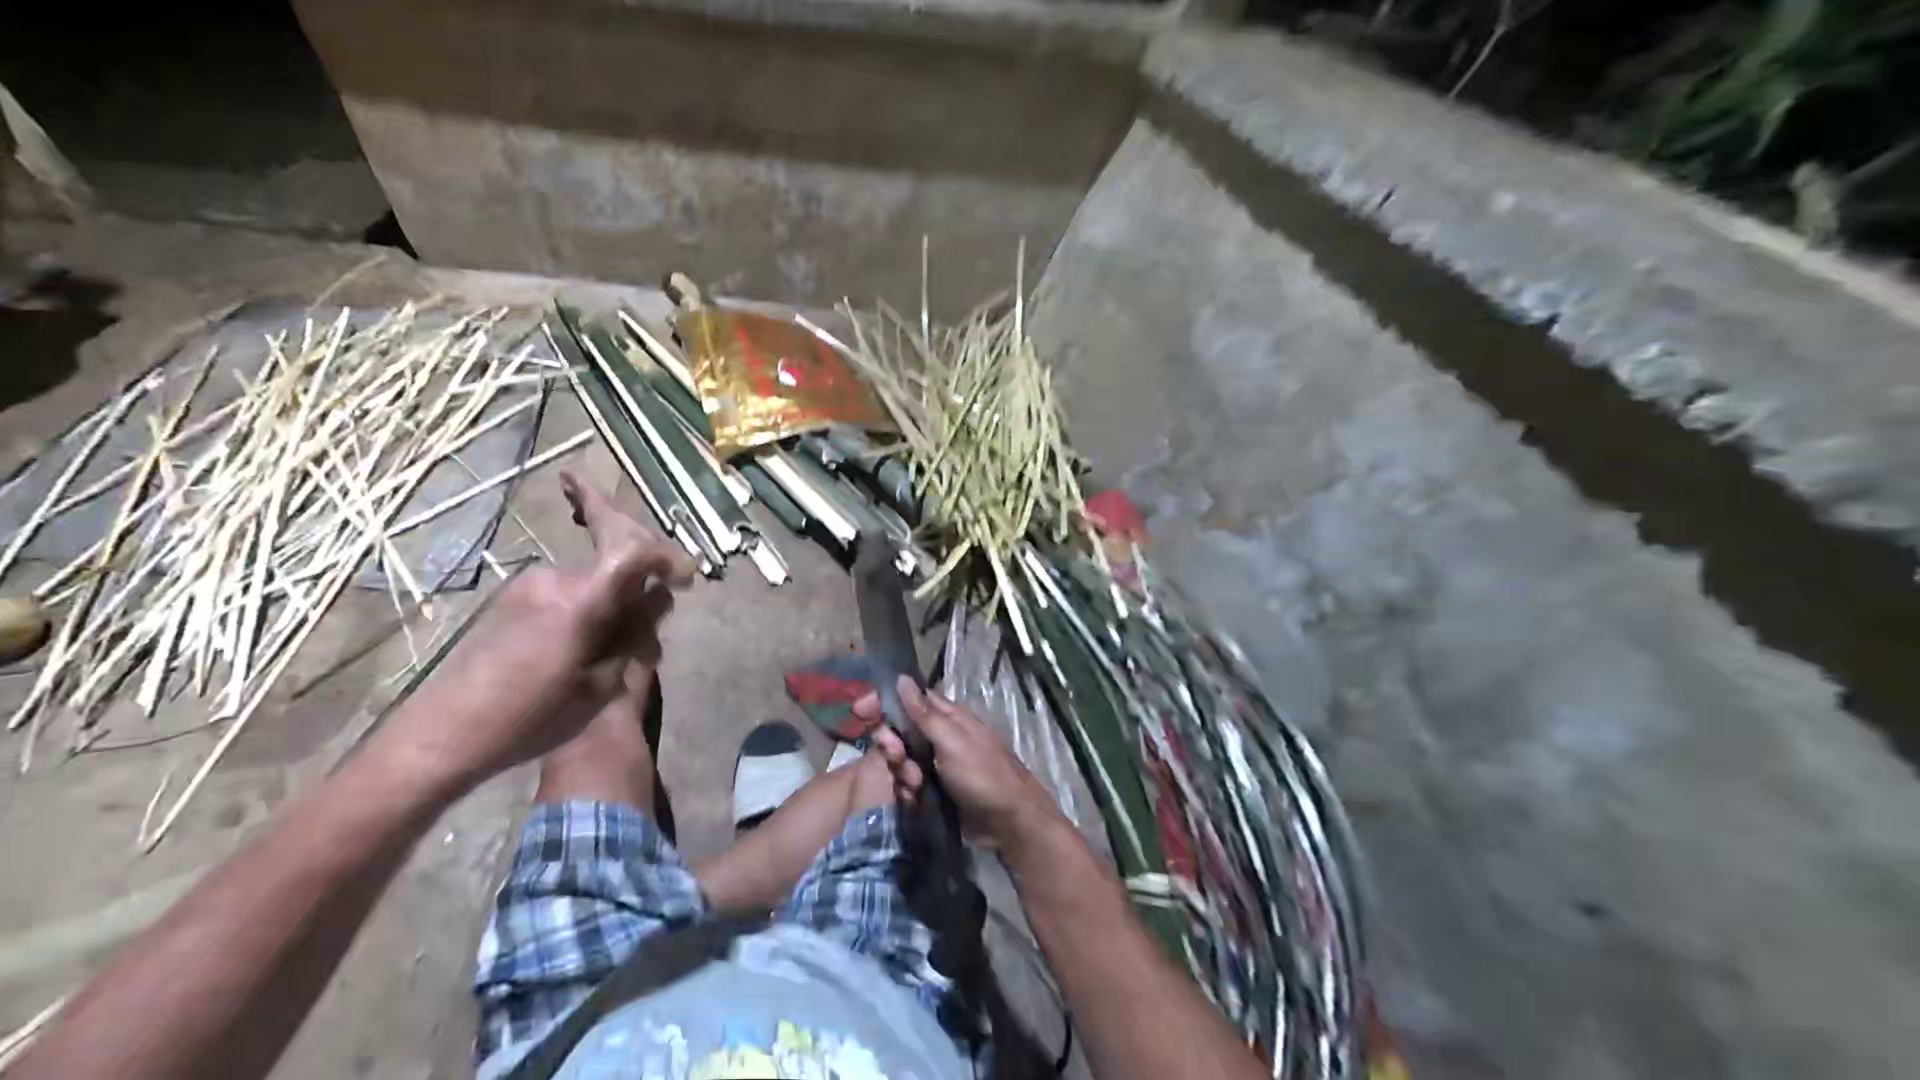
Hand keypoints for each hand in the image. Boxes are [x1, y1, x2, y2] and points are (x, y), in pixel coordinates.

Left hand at [372, 472, 693, 794]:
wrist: (441, 733)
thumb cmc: (529, 719)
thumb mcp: (600, 686)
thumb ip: (633, 635)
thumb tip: (658, 599)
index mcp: (579, 601)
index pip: (632, 551)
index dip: (666, 557)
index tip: (685, 578)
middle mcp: (553, 581)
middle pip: (615, 559)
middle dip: (645, 576)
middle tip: (657, 609)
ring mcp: (528, 586)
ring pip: (594, 580)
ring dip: (616, 600)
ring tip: (622, 646)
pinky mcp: (513, 599)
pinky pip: (569, 591)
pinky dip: (591, 607)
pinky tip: (589, 645)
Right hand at [854, 676, 1066, 848]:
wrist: (1009, 824)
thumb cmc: (984, 776)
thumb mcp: (952, 742)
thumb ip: (924, 713)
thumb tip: (902, 678)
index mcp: (949, 717)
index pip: (910, 700)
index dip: (886, 703)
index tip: (861, 712)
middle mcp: (941, 737)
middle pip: (902, 733)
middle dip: (893, 747)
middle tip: (898, 762)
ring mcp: (937, 765)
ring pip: (904, 761)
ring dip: (902, 773)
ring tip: (914, 787)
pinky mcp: (936, 791)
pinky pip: (910, 784)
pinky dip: (909, 791)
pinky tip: (914, 800)